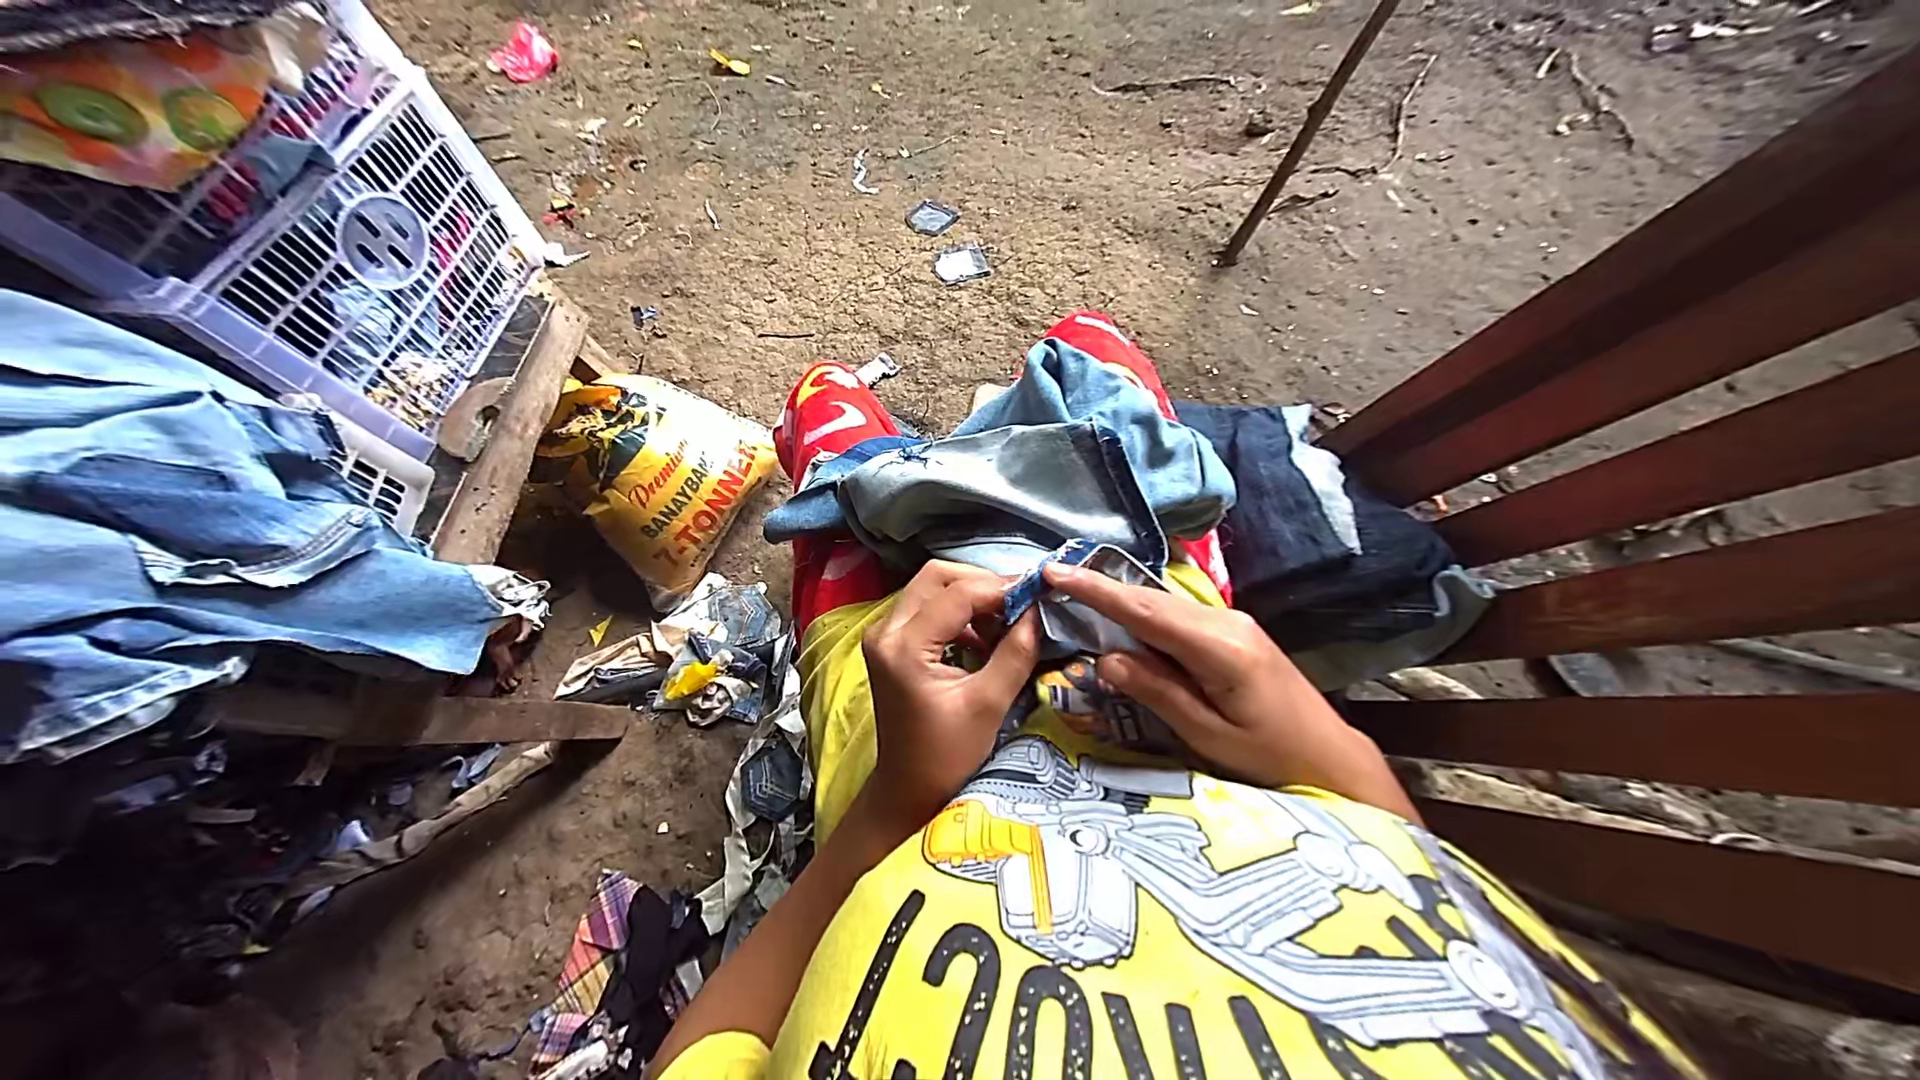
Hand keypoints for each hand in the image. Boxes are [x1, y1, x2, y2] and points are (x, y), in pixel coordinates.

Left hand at [860, 561, 1039, 832]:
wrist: (908, 788)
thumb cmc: (947, 756)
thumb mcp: (988, 704)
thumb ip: (1016, 652)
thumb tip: (1039, 612)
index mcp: (904, 647)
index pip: (958, 594)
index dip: (1001, 588)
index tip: (1038, 594)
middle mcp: (885, 631)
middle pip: (937, 577)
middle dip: (983, 583)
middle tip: (1021, 603)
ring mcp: (884, 634)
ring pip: (932, 587)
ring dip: (972, 596)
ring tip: (1007, 621)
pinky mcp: (892, 642)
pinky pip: (928, 607)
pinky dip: (960, 612)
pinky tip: (986, 635)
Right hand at [1041, 562, 1417, 819]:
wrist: (1330, 756)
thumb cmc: (1269, 756)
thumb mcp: (1207, 733)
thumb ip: (1157, 690)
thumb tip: (1105, 657)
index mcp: (1219, 647)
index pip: (1144, 610)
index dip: (1096, 589)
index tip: (1055, 571)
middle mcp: (1225, 622)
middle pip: (1150, 599)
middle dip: (1100, 587)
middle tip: (1053, 579)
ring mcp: (1232, 622)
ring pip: (1162, 603)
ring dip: (1119, 598)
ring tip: (1074, 592)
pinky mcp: (1232, 630)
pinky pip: (1176, 615)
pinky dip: (1142, 613)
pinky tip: (1120, 617)